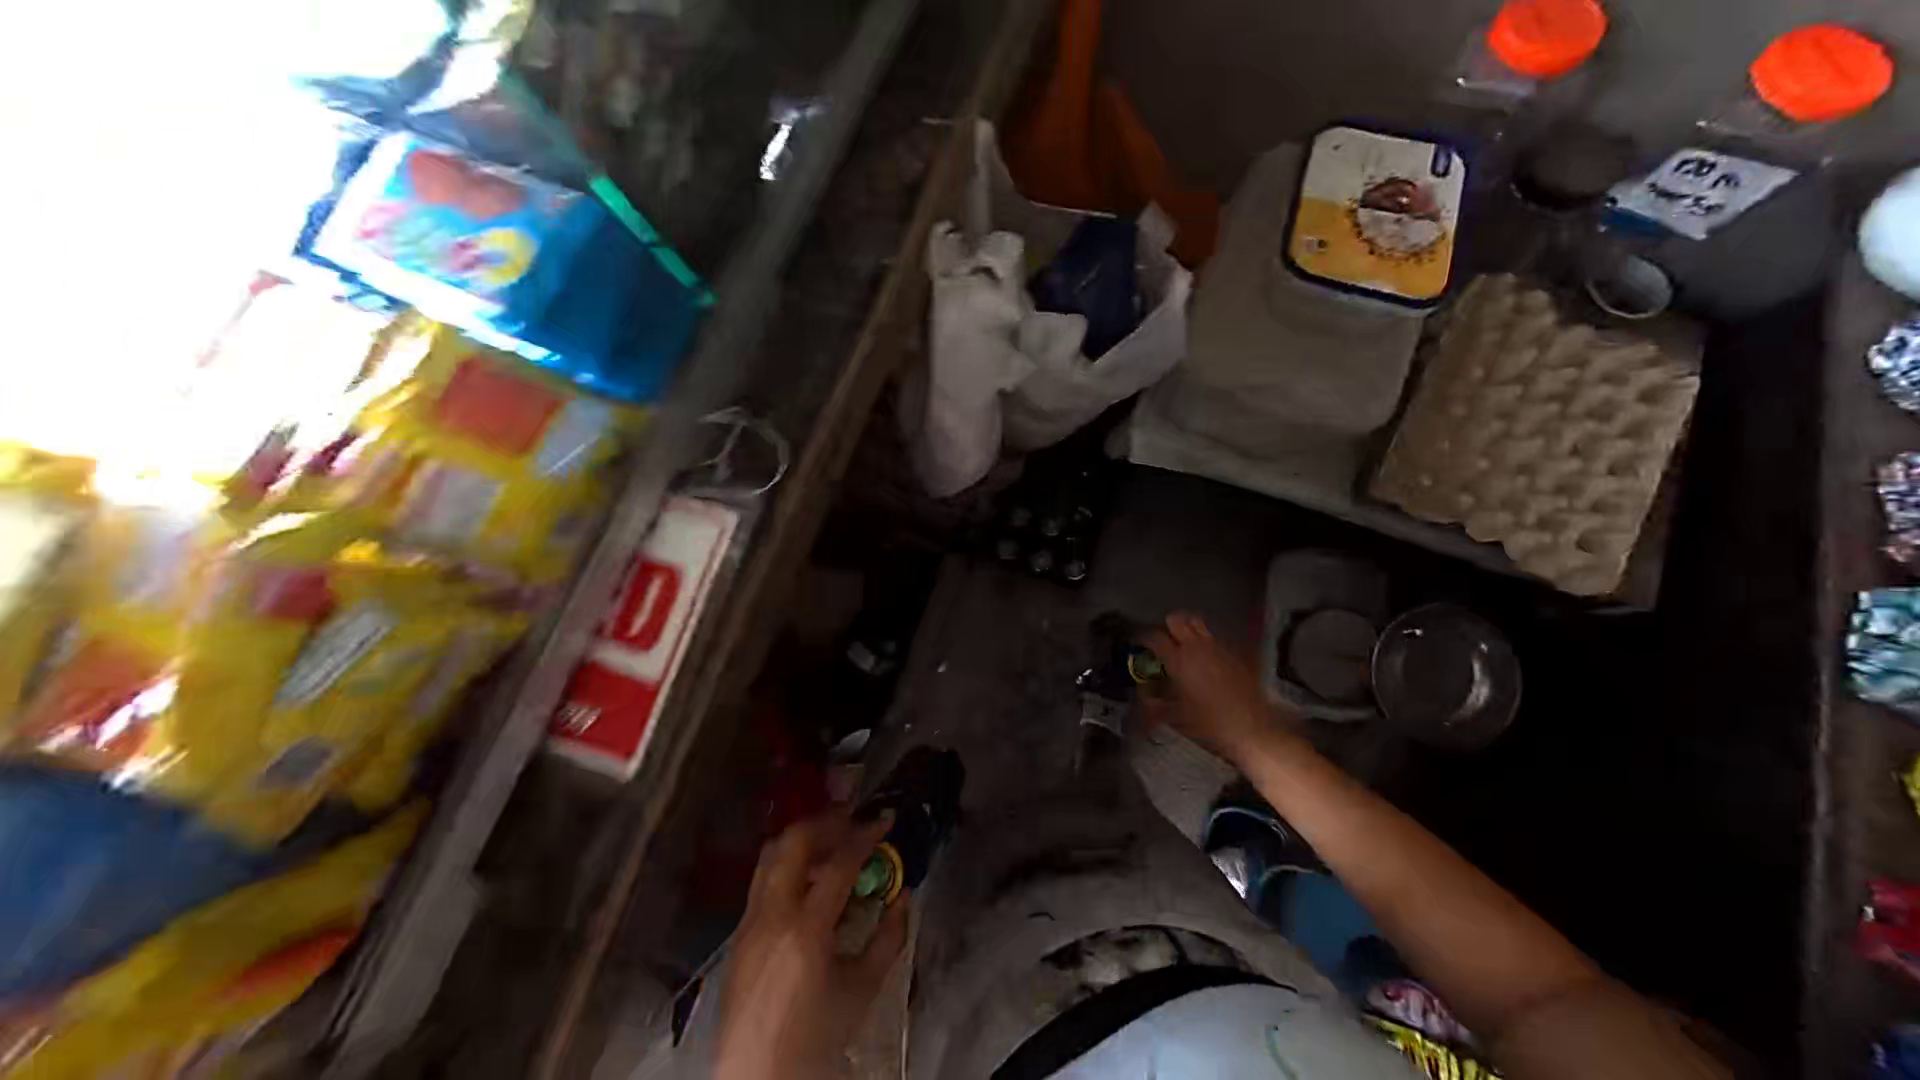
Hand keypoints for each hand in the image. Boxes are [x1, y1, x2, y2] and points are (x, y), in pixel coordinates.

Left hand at [713, 810, 908, 1079]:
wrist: (758, 1079)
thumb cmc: (816, 1038)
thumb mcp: (863, 989)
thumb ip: (889, 938)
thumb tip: (904, 897)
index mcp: (805, 930)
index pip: (839, 863)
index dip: (866, 835)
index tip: (885, 820)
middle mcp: (770, 916)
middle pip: (793, 842)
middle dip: (827, 823)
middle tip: (853, 820)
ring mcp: (748, 923)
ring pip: (770, 856)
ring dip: (803, 842)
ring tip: (832, 846)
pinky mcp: (738, 935)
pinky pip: (762, 883)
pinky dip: (788, 868)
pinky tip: (809, 884)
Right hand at [1143, 613, 1294, 764]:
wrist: (1251, 728)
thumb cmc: (1208, 723)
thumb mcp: (1175, 717)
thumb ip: (1154, 705)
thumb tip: (1143, 697)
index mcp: (1178, 660)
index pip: (1155, 637)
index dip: (1143, 637)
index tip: (1139, 643)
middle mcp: (1197, 648)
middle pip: (1178, 620)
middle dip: (1168, 626)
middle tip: (1164, 640)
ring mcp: (1218, 648)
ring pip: (1198, 624)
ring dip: (1188, 629)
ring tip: (1184, 644)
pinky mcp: (1235, 654)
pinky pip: (1215, 639)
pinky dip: (1206, 642)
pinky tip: (1206, 658)